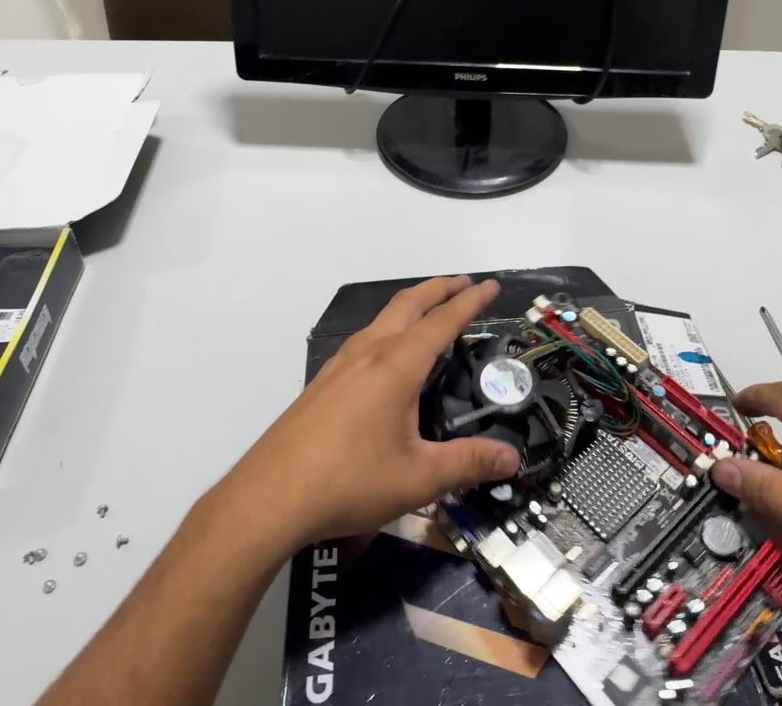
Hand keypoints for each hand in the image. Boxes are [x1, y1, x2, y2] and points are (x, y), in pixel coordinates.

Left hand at [215, 276, 519, 548]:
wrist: (269, 496)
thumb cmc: (348, 482)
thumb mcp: (418, 478)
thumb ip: (468, 463)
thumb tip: (511, 456)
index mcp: (396, 365)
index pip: (442, 321)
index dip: (470, 301)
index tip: (490, 286)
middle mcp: (368, 353)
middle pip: (408, 304)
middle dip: (438, 289)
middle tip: (463, 284)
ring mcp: (341, 365)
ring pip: (382, 319)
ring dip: (412, 307)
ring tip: (432, 315)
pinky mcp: (324, 383)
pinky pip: (366, 340)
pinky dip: (390, 329)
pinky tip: (390, 359)